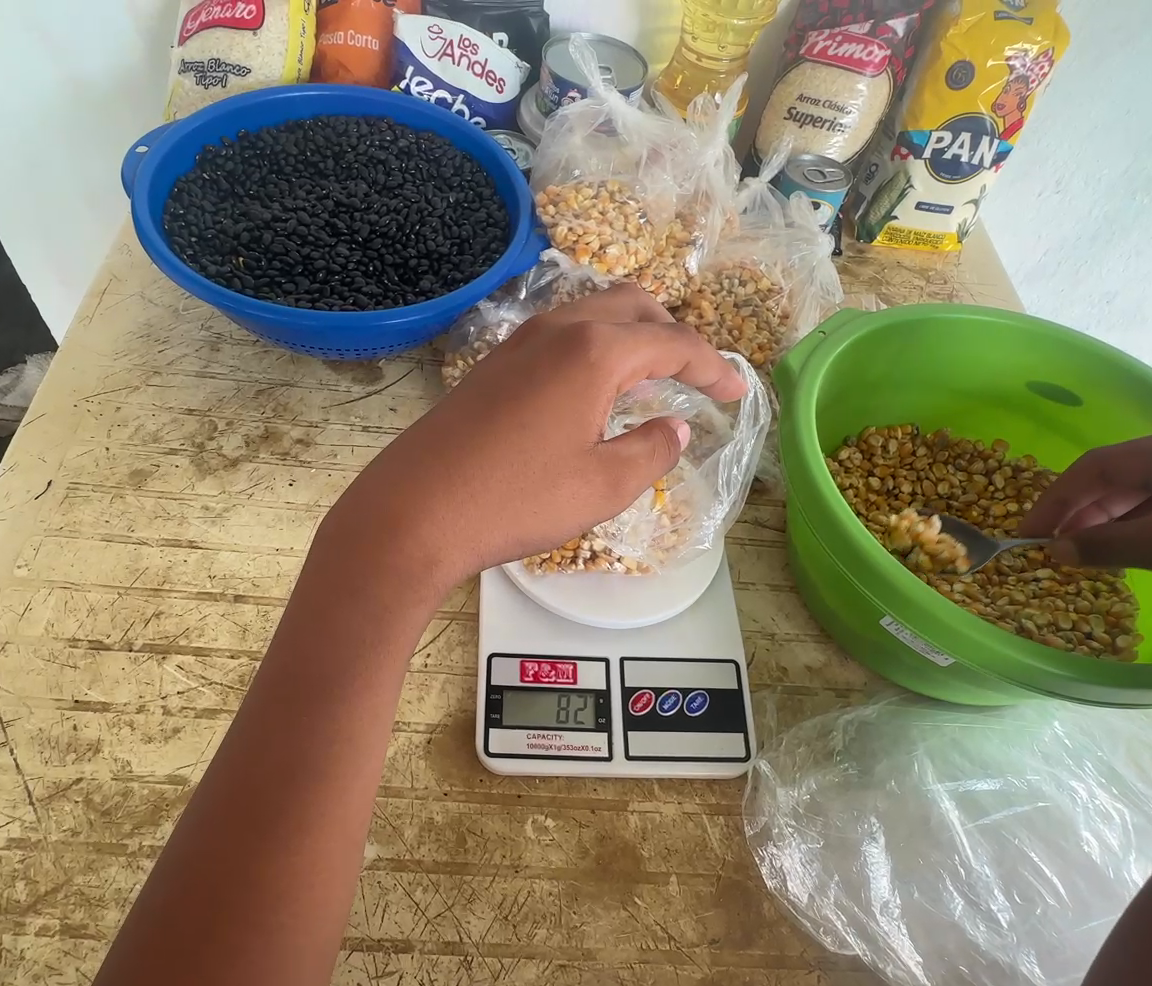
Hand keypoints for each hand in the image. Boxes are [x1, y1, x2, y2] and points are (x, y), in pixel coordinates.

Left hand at [323, 285, 746, 594]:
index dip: (714, 367)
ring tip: (651, 376)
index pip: (674, 344)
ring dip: (631, 334)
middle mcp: (558, 329)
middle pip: (634, 307)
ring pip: (592, 314)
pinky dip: (593, 347)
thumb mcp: (601, 488)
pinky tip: (592, 388)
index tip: (738, 391)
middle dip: (674, 335)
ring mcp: (518, 342)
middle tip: (695, 375)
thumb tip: (675, 427)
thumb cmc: (515, 501)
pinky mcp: (492, 364)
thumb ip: (651, 451)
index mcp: (595, 352)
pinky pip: (559, 335)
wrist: (413, 511)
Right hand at [1021, 423, 1151, 638]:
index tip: (1025, 536)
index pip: (1101, 464)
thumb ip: (1106, 544)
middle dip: (1085, 511)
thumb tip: (1057, 550)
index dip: (1055, 499)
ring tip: (1096, 555)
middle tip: (1056, 548)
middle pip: (1130, 474)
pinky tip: (1150, 554)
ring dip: (1120, 522)